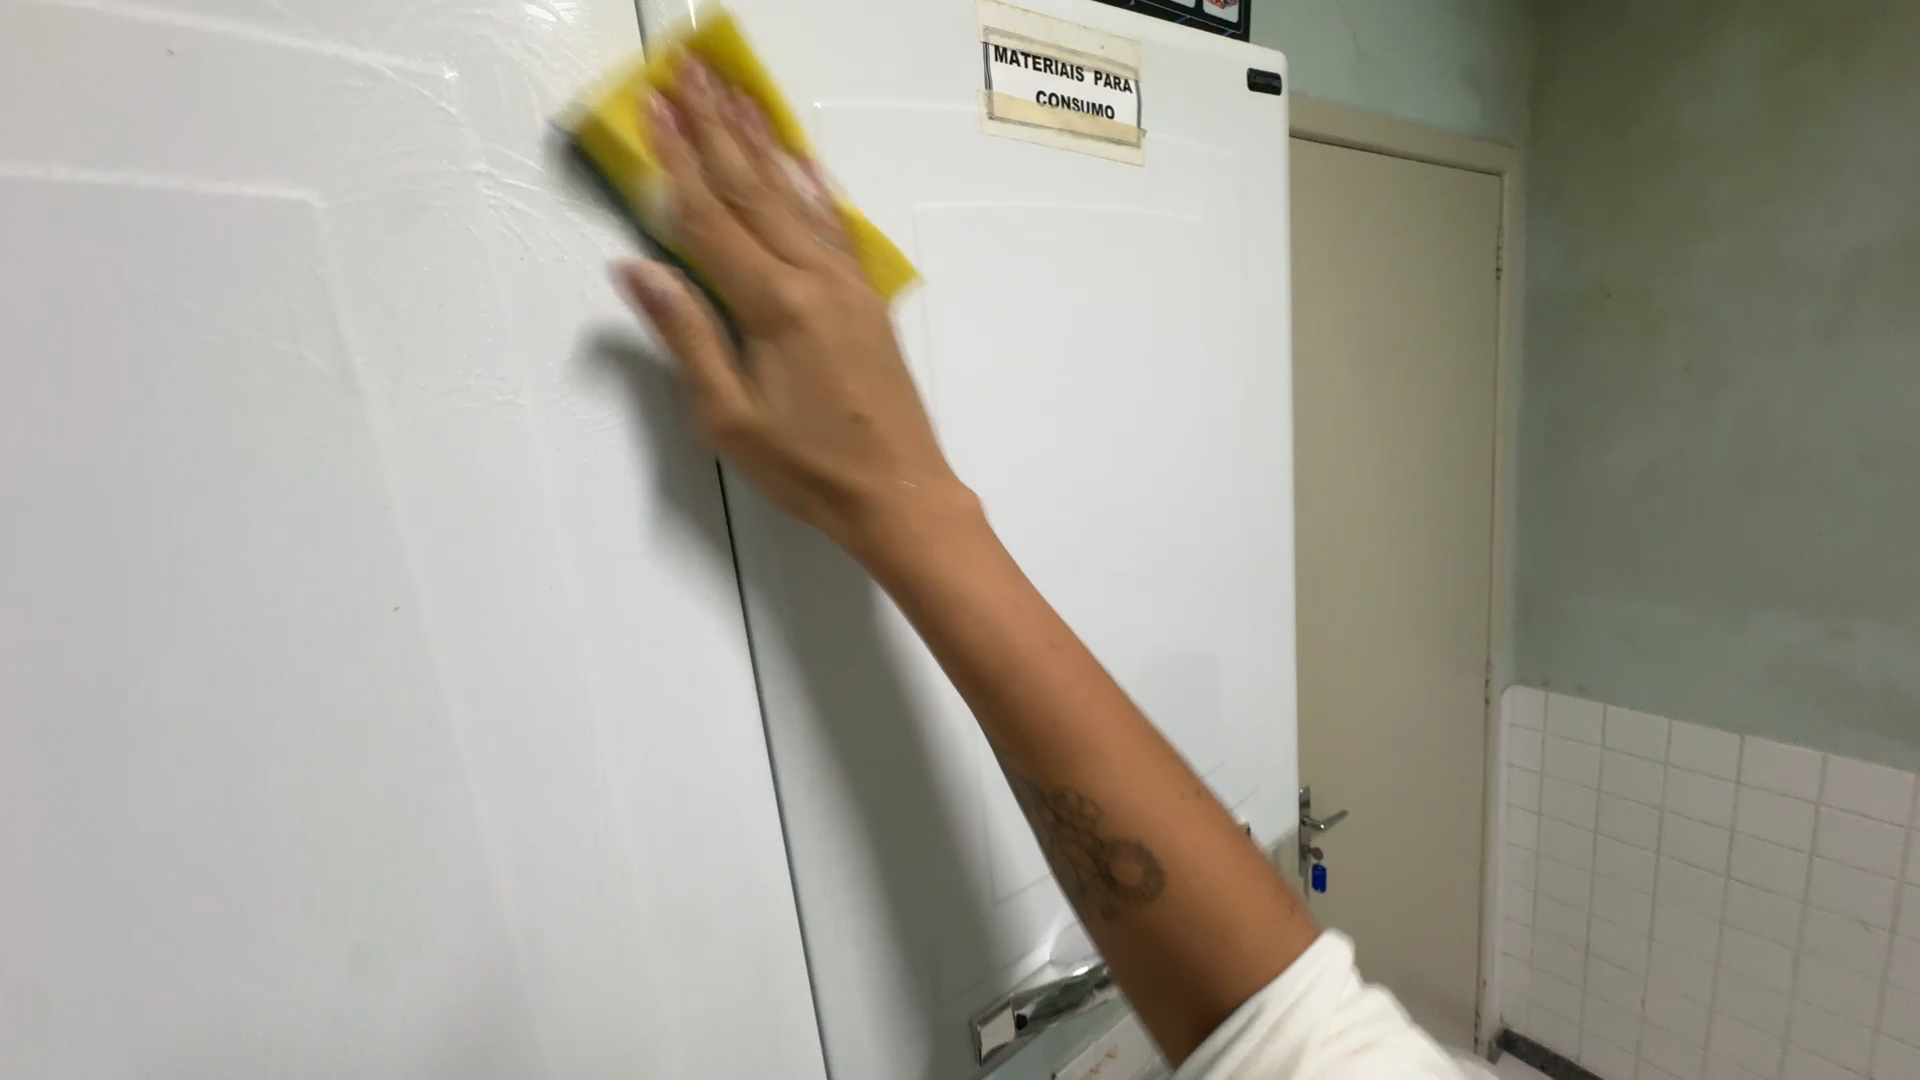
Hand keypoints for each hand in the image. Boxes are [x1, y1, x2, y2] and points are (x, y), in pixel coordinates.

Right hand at [612, 59, 978, 559]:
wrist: (899, 492)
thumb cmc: (809, 468)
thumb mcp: (729, 418)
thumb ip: (687, 337)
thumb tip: (638, 267)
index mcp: (775, 305)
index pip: (711, 220)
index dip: (677, 164)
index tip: (654, 108)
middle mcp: (816, 280)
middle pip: (756, 193)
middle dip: (718, 132)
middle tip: (690, 74)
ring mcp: (851, 288)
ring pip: (799, 201)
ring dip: (765, 146)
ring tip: (738, 95)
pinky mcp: (872, 304)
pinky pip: (839, 232)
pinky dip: (818, 191)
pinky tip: (806, 165)